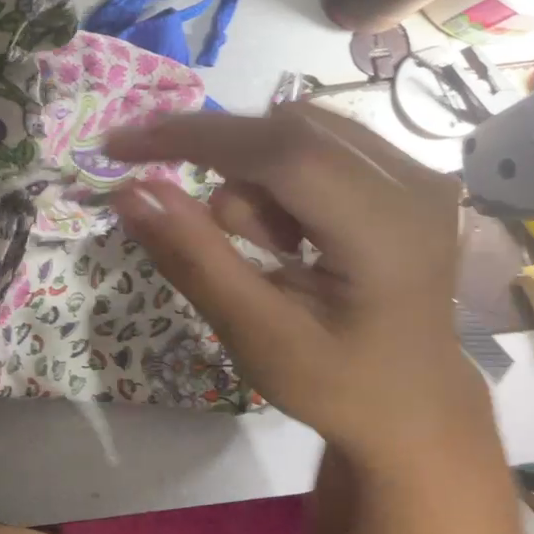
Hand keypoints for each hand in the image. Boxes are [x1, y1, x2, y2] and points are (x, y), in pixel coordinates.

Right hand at [107, 103, 478, 456]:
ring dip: (249, 180)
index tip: (119, 146)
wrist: (410, 404)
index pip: (282, 150)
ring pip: (299, 133)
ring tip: (260, 249)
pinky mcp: (402, 179)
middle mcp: (413, 183)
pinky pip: (317, 147)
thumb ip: (193, 257)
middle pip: (288, 130)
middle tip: (172, 208)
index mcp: (385, 230)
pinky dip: (272, 181)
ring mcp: (414, 176)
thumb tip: (129, 194)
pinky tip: (281, 237)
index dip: (194, 137)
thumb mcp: (252, 331)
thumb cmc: (332, 380)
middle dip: (217, 159)